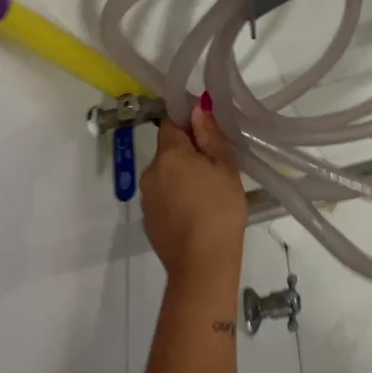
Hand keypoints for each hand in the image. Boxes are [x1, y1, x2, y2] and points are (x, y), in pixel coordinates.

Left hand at [140, 103, 246, 278]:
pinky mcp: (149, 221)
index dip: (189, 122)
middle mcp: (150, 173)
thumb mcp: (224, 166)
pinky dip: (177, 198)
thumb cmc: (219, 208)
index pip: (171, 123)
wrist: (202, 264)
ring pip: (166, 175)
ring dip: (182, 176)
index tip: (209, 134)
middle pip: (169, 150)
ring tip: (209, 193)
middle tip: (216, 167)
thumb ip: (209, 135)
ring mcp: (146, 199)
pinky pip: (163, 197)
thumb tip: (196, 108)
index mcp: (168, 154)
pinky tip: (196, 213)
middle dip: (189, 153)